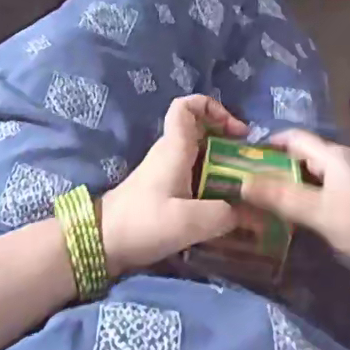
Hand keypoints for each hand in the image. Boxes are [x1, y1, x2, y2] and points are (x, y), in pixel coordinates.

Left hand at [99, 95, 245, 275]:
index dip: (212, 107)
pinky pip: (192, 174)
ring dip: (221, 163)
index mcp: (174, 148)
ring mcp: (165, 171)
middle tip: (248, 161)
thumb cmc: (143, 222)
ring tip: (243, 185)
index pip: (187, 106)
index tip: (235, 130)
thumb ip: (224, 215)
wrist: (101, 243)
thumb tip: (247, 213)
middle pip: (200, 129)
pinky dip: (210, 181)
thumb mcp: (189, 222)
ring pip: (198, 153)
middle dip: (226, 138)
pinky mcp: (162, 190)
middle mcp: (169, 152)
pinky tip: (223, 204)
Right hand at [242, 129, 349, 281]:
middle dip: (273, 164)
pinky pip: (317, 187)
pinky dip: (300, 194)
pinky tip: (286, 210)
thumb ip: (280, 197)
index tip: (243, 158)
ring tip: (259, 196)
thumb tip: (241, 182)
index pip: (293, 137)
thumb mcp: (317, 212)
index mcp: (333, 155)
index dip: (267, 143)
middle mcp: (340, 160)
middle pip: (300, 154)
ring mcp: (347, 179)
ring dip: (285, 182)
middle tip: (246, 180)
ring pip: (308, 173)